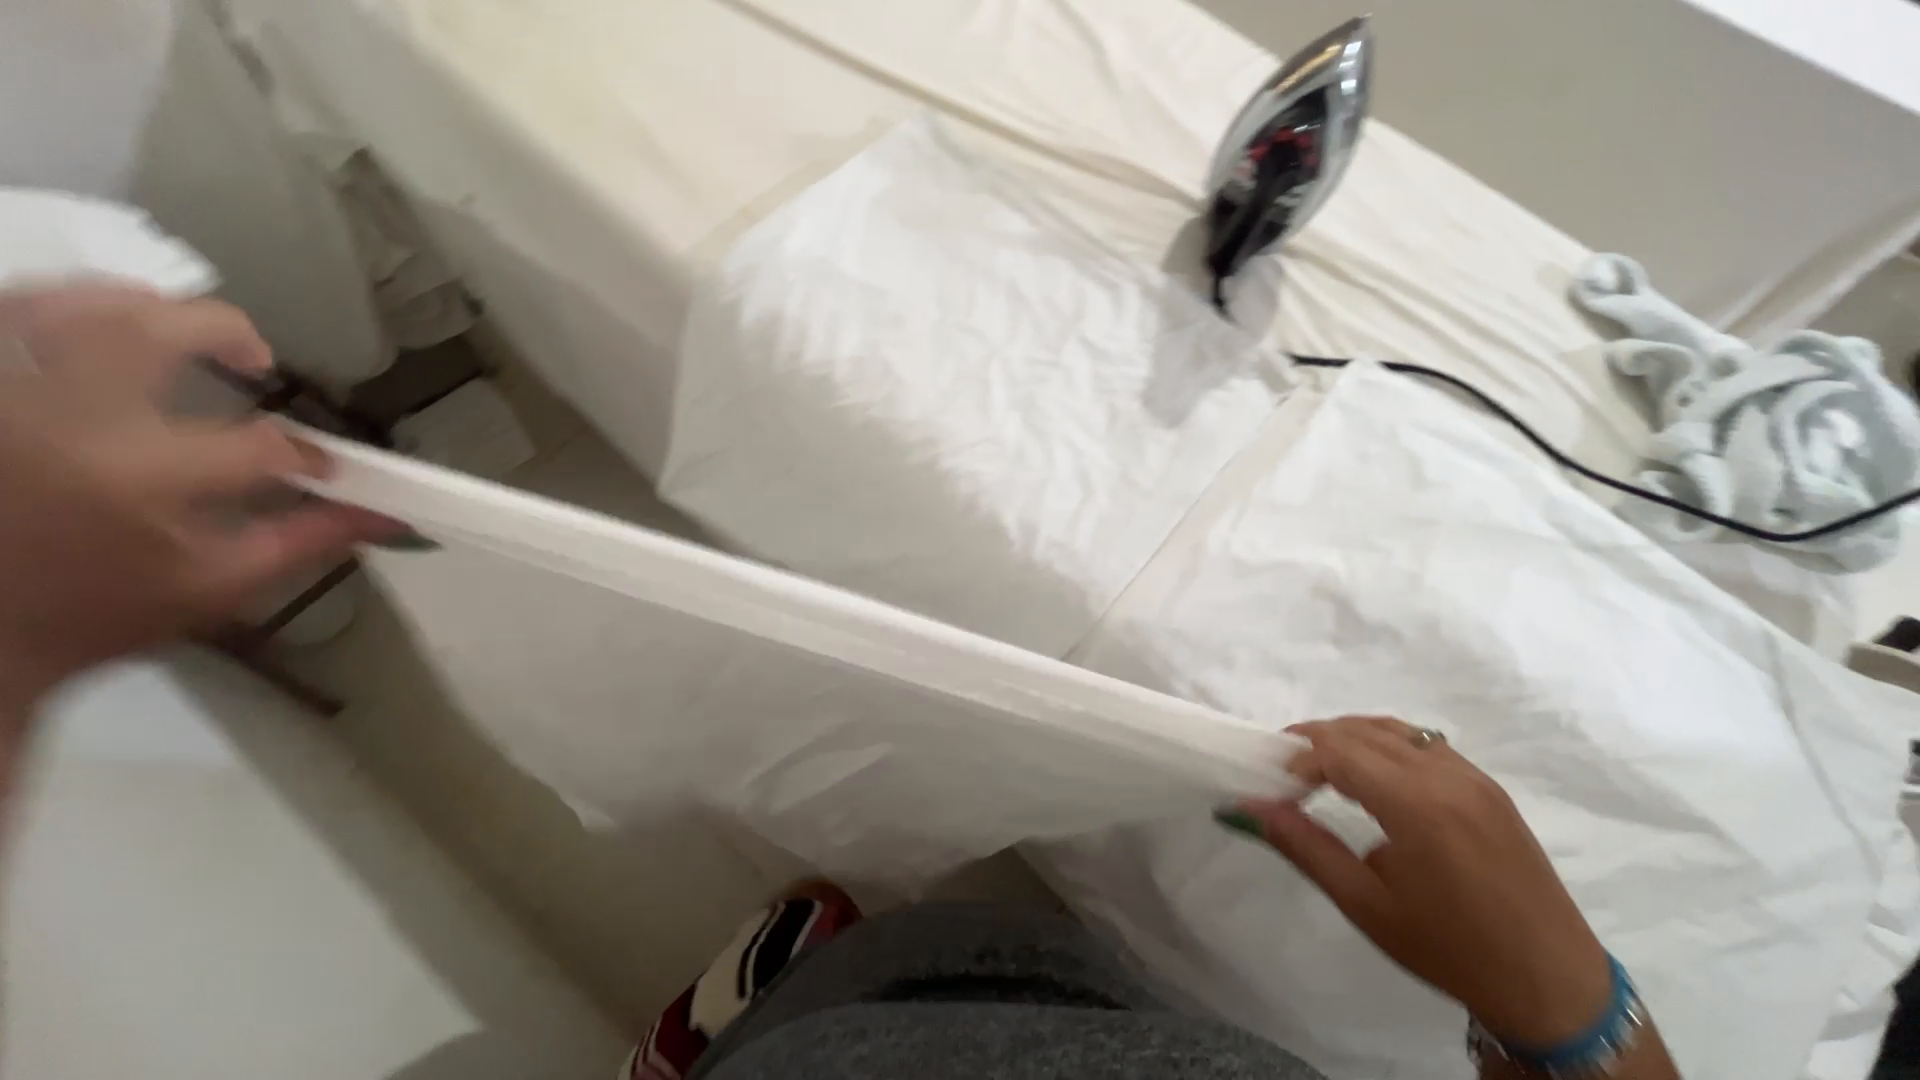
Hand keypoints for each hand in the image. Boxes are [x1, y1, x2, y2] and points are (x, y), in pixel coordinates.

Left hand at [0, 285, 397, 706]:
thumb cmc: (100, 614)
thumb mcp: (218, 586)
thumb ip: (305, 540)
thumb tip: (388, 515)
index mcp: (138, 478)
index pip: (256, 445)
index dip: (303, 455)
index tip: (321, 469)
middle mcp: (65, 421)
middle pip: (152, 331)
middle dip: (223, 332)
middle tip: (257, 359)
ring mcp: (9, 401)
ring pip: (68, 305)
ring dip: (137, 305)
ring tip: (176, 329)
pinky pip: (12, 321)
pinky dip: (64, 314)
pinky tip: (101, 336)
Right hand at [1225, 715, 1611, 1047]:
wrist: (1551, 983)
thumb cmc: (1448, 948)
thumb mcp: (1364, 903)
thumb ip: (1302, 846)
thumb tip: (1245, 807)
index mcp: (1417, 804)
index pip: (1339, 750)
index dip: (1298, 757)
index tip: (1275, 785)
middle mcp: (1447, 776)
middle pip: (1363, 731)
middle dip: (1317, 741)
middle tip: (1286, 772)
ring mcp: (1475, 777)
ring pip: (1396, 729)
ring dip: (1352, 737)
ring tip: (1323, 768)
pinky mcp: (1490, 788)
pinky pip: (1427, 743)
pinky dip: (1387, 744)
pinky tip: (1376, 778)